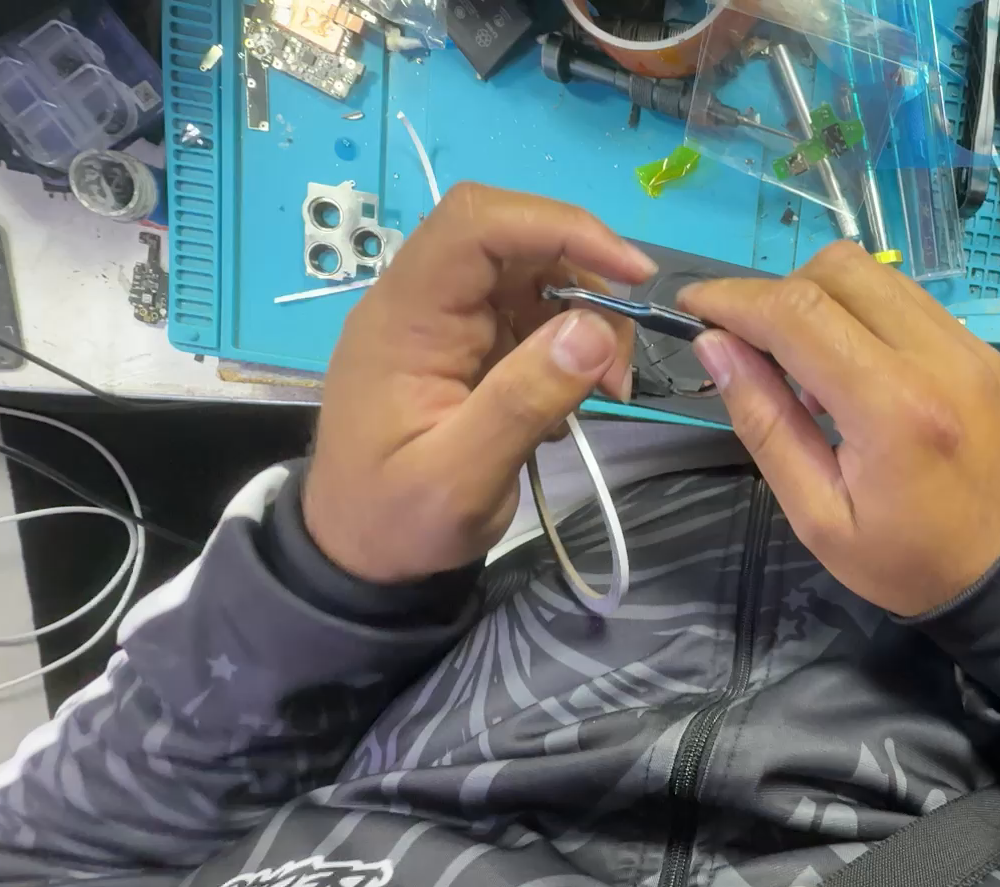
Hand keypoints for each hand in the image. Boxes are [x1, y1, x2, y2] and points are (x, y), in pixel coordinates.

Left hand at [304, 182, 655, 582]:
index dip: (561, 228)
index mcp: (407, 318)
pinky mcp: (475, 347)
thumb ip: (523, 401)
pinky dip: (579, 346)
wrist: (364, 549)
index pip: (478, 225)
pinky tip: (581, 395)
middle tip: (622, 360)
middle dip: (590, 284)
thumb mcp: (462, 476)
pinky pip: (539, 319)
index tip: (635, 274)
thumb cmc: (400, 517)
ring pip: (538, 280)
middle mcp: (427, 303)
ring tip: (610, 388)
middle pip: (518, 244)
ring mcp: (452, 324)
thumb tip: (596, 329)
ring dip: (592, 321)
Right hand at [678, 242, 999, 616]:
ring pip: (875, 275)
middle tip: (752, 347)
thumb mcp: (818, 515)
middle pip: (838, 270)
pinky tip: (852, 368)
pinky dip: (862, 314)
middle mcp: (937, 357)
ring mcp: (967, 347)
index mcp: (892, 408)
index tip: (693, 307)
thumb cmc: (905, 561)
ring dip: (820, 299)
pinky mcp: (980, 351)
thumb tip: (716, 346)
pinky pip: (907, 301)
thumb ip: (766, 424)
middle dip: (776, 294)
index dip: (734, 300)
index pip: (798, 314)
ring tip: (804, 367)